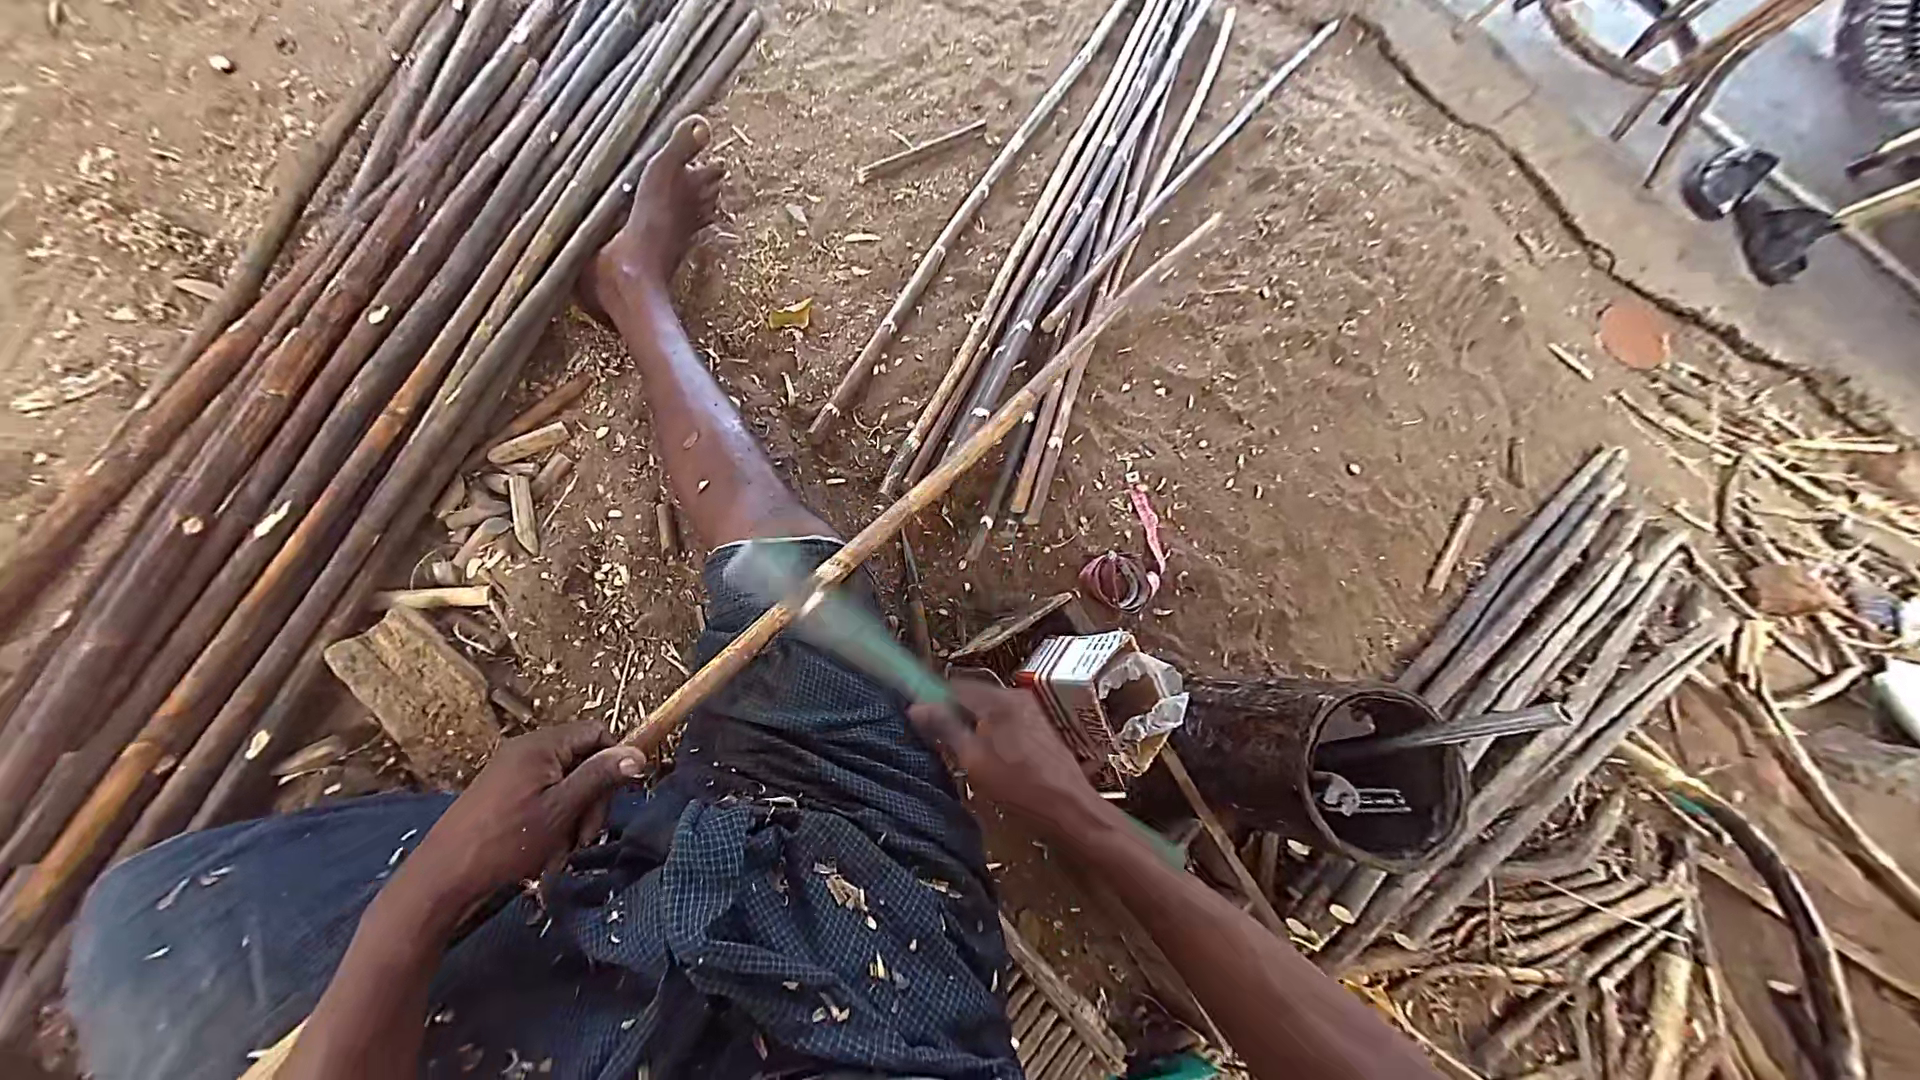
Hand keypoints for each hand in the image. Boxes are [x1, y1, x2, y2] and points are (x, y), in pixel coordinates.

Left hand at [402, 722, 644, 909]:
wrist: (437, 884)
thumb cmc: (503, 842)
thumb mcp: (562, 808)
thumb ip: (601, 775)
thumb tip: (638, 754)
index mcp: (541, 745)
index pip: (598, 733)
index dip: (614, 760)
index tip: (614, 796)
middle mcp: (526, 750)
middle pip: (584, 760)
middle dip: (592, 797)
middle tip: (585, 834)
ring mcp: (512, 772)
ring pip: (567, 783)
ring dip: (574, 815)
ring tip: (562, 847)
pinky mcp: (502, 795)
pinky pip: (545, 796)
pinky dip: (554, 821)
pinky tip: (546, 850)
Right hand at [909, 681, 1108, 837]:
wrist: (1069, 808)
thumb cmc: (1017, 785)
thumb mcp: (972, 759)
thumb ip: (944, 728)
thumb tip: (916, 708)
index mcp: (997, 698)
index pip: (954, 685)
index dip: (933, 699)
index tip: (920, 721)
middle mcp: (1015, 695)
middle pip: (973, 695)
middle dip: (954, 713)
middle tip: (941, 742)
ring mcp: (1031, 709)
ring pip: (990, 709)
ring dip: (973, 724)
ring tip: (965, 754)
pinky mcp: (1041, 726)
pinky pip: (1006, 719)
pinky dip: (992, 731)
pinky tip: (991, 758)